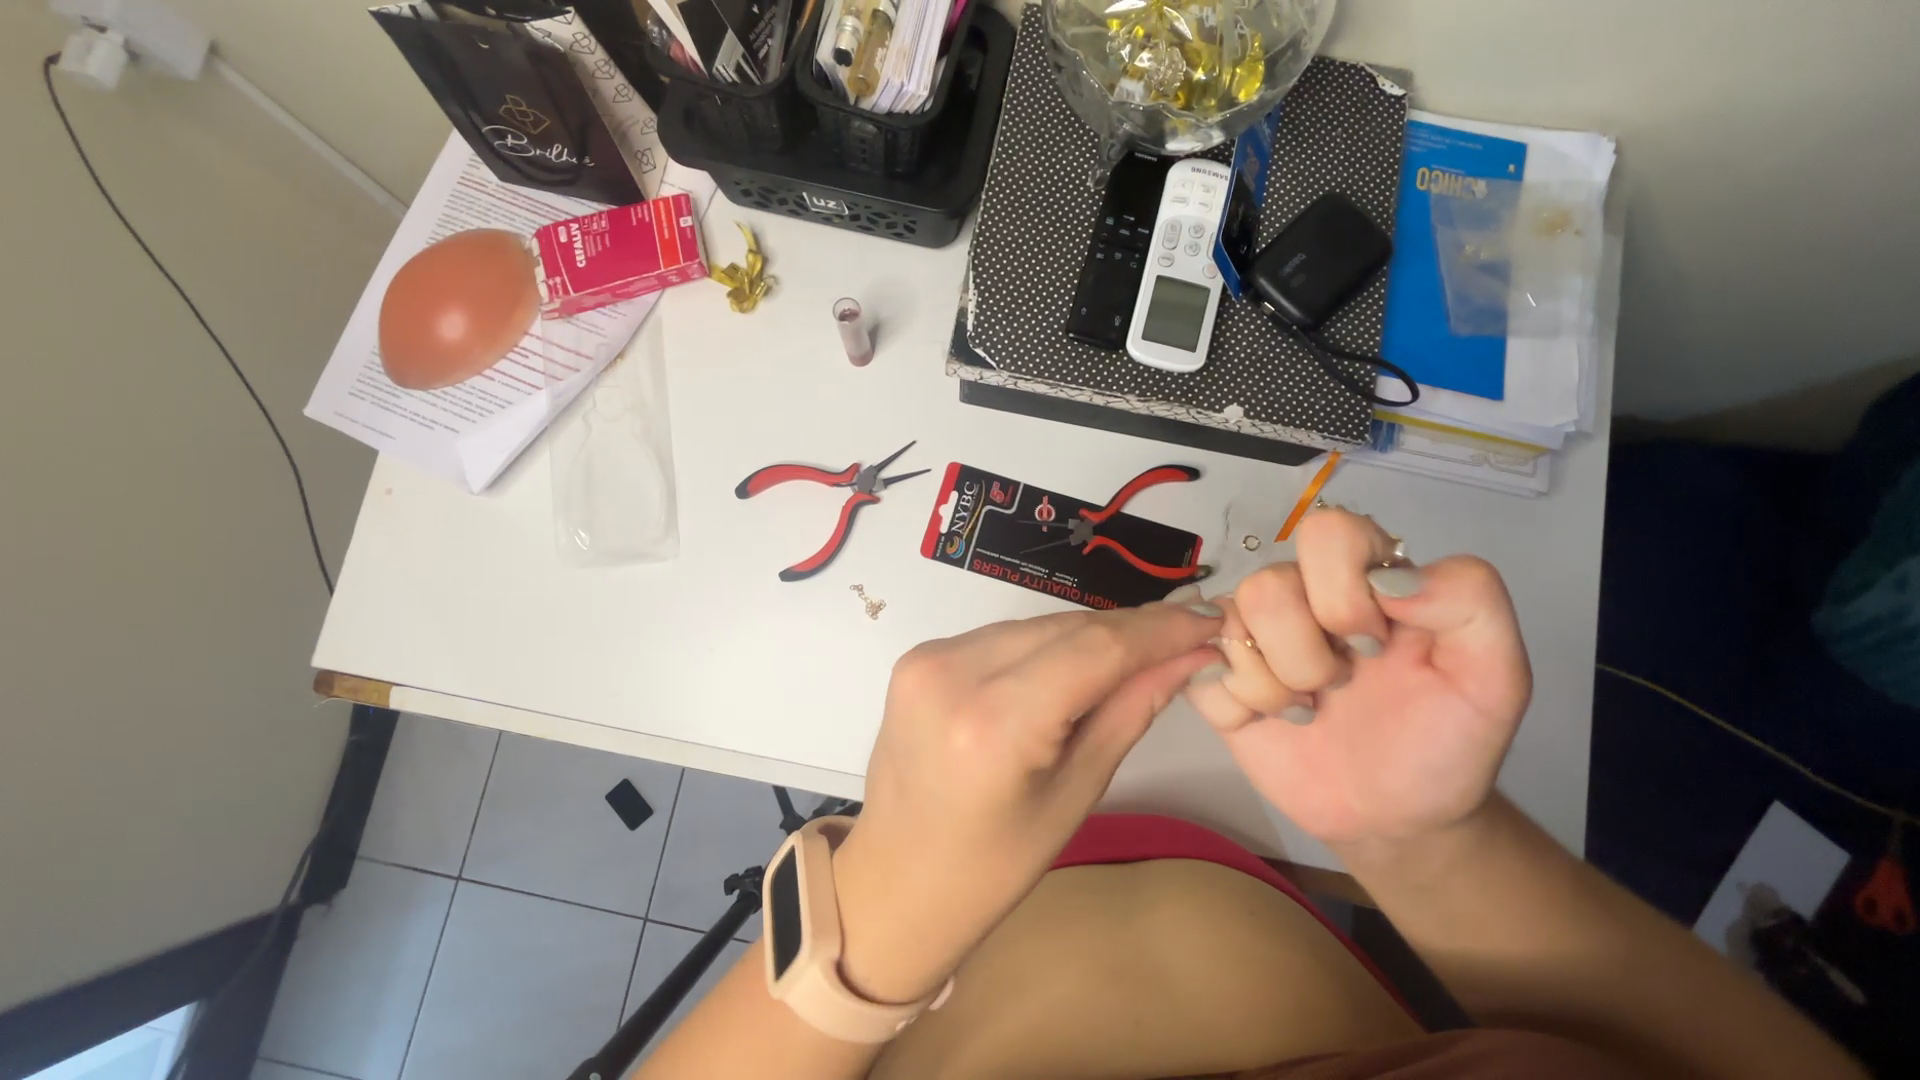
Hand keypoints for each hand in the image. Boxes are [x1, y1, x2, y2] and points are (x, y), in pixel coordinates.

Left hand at [832, 601, 1223, 1003]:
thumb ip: (1130, 712)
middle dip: (1133, 630)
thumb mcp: (1075, 794)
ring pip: (1037, 627)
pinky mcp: (917, 657)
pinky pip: (1002, 637)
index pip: (1097, 649)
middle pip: (1067, 629)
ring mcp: (927, 659)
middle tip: (1190, 636)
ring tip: (1143, 654)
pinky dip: (1047, 645)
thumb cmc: (993, 866)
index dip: (1161, 629)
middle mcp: (953, 673)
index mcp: (994, 723)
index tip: (1212, 619)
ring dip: (1092, 636)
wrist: (895, 880)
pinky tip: (1076, 666)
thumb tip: (1190, 656)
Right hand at [1184, 509, 1530, 853]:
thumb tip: (1390, 579)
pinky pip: (1198, 674)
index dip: (1343, 592)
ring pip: (1228, 626)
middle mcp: (1302, 596)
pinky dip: (1236, 708)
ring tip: (1306, 711)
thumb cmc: (1444, 742)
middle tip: (1340, 686)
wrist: (1396, 816)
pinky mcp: (1217, 680)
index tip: (1375, 646)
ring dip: (1272, 686)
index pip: (1327, 532)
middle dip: (1306, 654)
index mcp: (1364, 578)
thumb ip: (1469, 601)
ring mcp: (1254, 637)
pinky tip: (1268, 722)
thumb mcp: (1495, 675)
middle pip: (1266, 584)